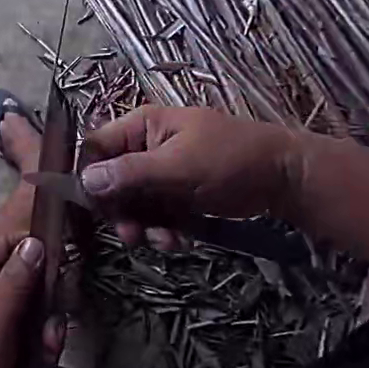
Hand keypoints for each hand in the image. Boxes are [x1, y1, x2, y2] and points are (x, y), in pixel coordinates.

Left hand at [0, 235, 48, 367]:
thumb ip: (13, 282)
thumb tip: (34, 242)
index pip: (7, 244)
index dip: (34, 245)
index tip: (61, 254)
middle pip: (30, 273)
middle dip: (47, 292)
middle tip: (56, 309)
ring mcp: (0, 319)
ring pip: (39, 303)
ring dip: (49, 321)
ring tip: (48, 345)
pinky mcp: (13, 343)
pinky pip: (38, 329)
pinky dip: (46, 341)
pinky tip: (45, 356)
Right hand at [80, 106, 307, 247]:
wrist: (283, 177)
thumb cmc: (229, 159)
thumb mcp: (177, 165)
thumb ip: (130, 173)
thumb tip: (85, 180)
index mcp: (142, 126)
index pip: (96, 146)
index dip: (88, 175)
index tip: (93, 207)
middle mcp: (146, 147)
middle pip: (111, 180)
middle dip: (120, 210)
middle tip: (130, 234)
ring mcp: (162, 172)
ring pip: (132, 202)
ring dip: (142, 225)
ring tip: (162, 241)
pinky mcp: (177, 194)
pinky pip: (155, 213)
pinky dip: (161, 229)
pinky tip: (177, 241)